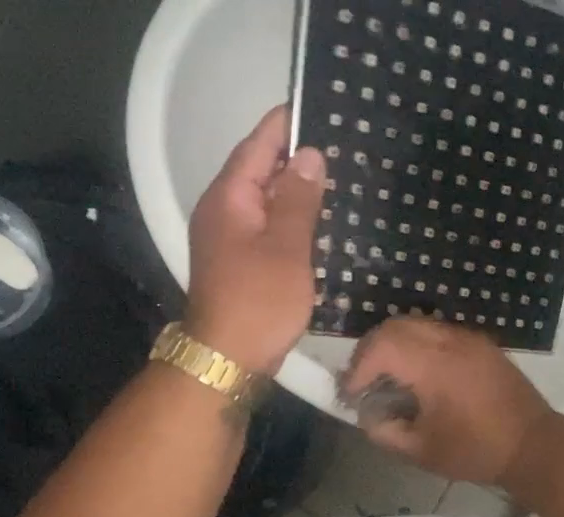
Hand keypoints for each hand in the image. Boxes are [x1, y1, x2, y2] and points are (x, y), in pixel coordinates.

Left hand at [184, 105, 326, 373]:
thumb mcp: (287, 248)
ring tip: (338, 184)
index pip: (258, 144)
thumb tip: (309, 156)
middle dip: (297, 159)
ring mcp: (227, 240)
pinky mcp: (239, 265)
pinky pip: (266, 230)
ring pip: (265, 203)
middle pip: (260, 171)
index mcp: (230, 197)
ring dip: (297, 194)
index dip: (287, 125)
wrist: (227, 360)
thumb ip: (299, 200)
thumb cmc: (258, 302)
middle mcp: (222, 211)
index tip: (319, 109)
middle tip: (341, 149)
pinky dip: (291, 223)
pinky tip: (319, 229)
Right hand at [340, 316, 554, 485]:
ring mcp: (469, 339)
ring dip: (394, 345)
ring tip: (388, 378)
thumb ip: (385, 432)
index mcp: (433, 364)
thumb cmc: (476, 451)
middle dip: (370, 351)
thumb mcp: (421, 451)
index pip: (380, 346)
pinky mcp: (482, 345)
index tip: (349, 394)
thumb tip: (367, 416)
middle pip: (395, 326)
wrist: (534, 445)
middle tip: (363, 382)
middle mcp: (450, 340)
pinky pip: (439, 333)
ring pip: (417, 325)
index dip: (357, 369)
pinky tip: (419, 376)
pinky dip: (418, 346)